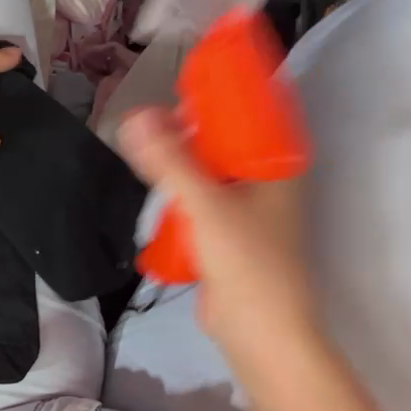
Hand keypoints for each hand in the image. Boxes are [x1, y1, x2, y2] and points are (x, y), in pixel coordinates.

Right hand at [117, 107, 321, 365]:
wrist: (260, 332)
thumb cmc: (247, 264)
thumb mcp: (205, 206)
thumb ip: (169, 163)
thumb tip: (133, 119)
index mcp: (277, 165)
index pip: (260, 109)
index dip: (229, 89)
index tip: (193, 77)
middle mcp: (268, 182)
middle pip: (232, 139)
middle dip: (196, 126)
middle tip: (159, 118)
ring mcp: (249, 212)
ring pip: (215, 172)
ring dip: (185, 162)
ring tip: (151, 151)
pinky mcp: (229, 238)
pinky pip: (204, 202)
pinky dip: (182, 194)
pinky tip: (158, 192)